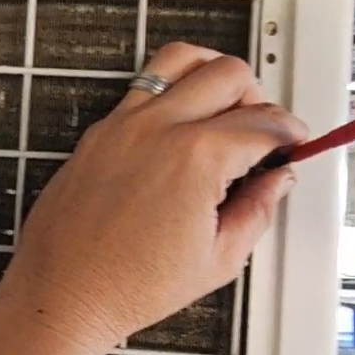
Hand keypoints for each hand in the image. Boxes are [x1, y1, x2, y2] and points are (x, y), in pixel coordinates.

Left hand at [0, 43, 305, 352]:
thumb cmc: (126, 286)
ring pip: (179, 59)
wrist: (61, 295)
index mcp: (196, 158)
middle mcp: (156, 128)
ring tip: (221, 111)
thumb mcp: (217, 260)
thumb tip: (277, 180)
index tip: (292, 145)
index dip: (291, 133)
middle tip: (260, 133)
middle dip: (258, 97)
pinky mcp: (95, 133)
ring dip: (211, 75)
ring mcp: (120, 125)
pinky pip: (140, 88)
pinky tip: (177, 128)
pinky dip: (169, 93)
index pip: (265, 121)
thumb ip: (258, 210)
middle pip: (228, 73)